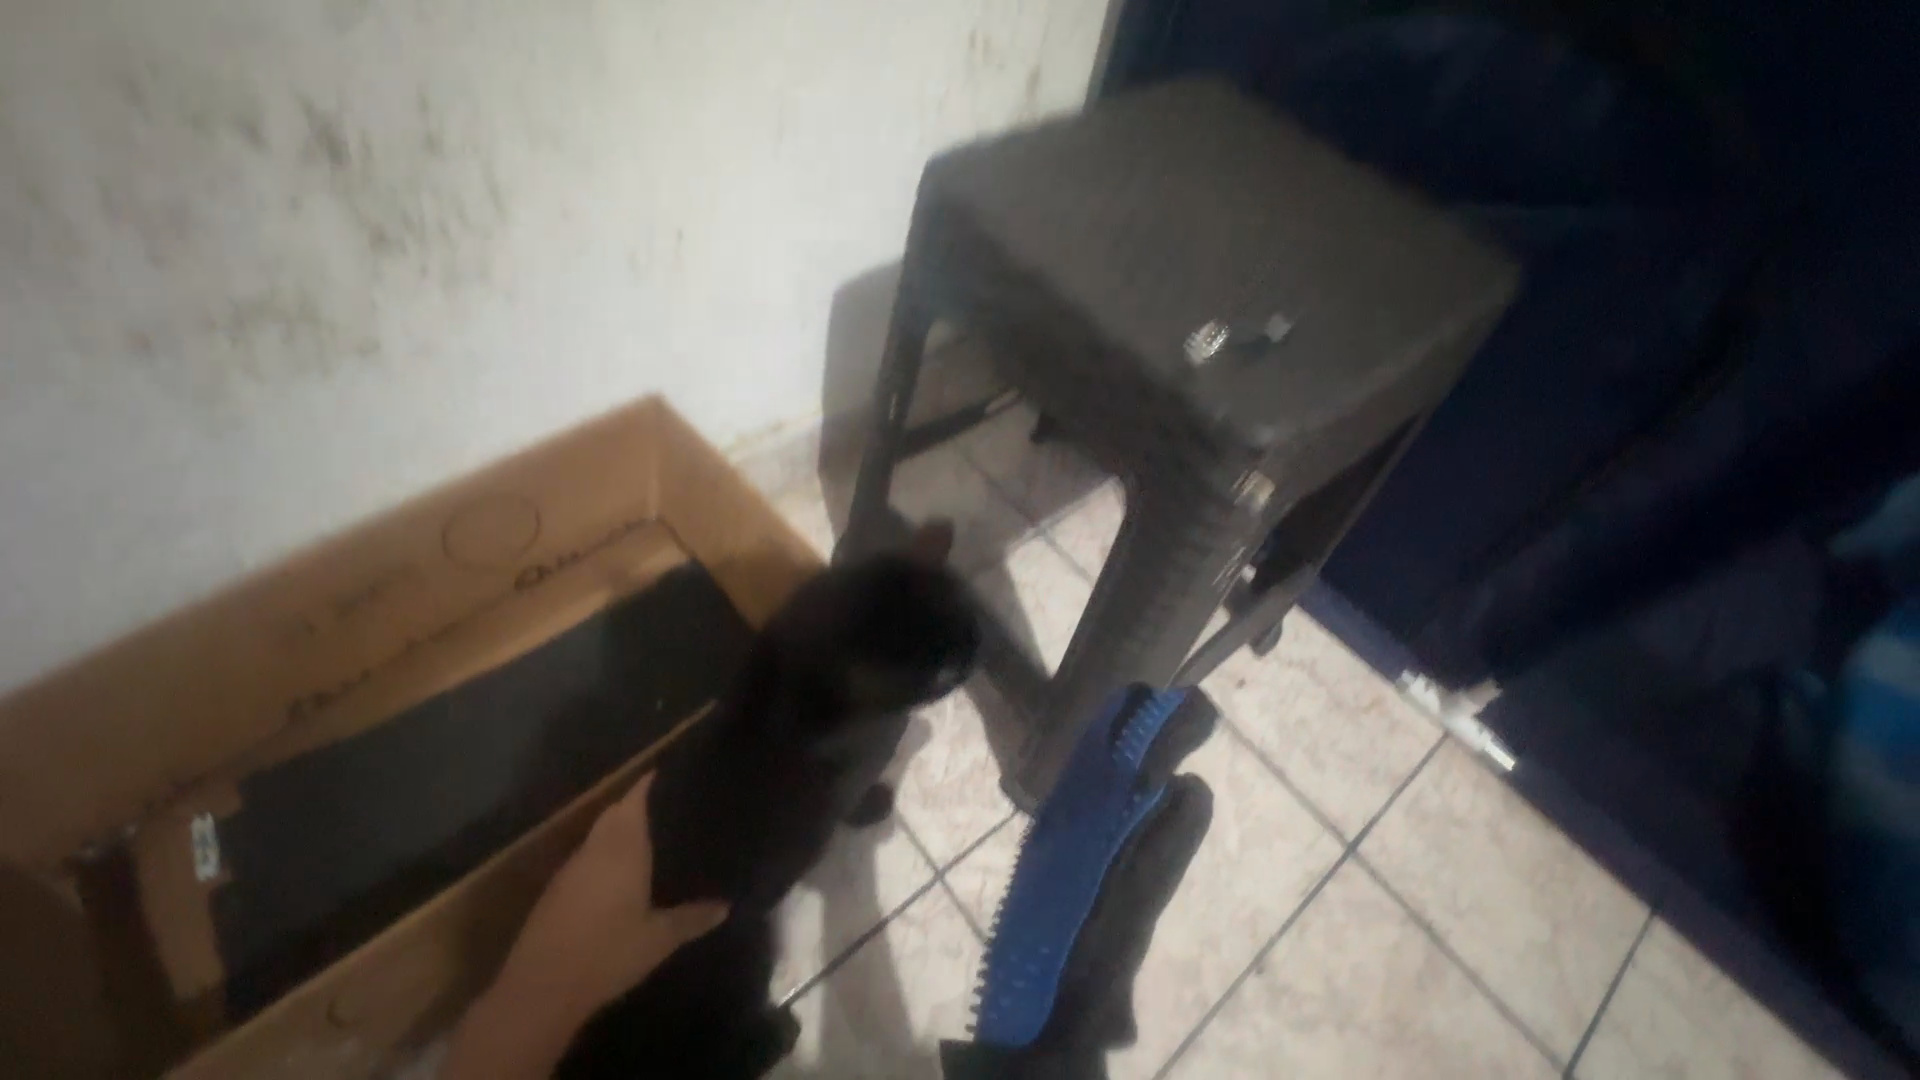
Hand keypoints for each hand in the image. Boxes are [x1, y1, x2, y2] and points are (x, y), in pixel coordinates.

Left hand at [497, 770, 729, 1017]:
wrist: (538, 992)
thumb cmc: (607, 954)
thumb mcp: (659, 939)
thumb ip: (692, 918)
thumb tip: (726, 905)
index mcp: (622, 848)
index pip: (634, 801)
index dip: (649, 784)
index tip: (668, 773)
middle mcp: (595, 850)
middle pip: (614, 814)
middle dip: (635, 805)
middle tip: (666, 806)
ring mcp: (570, 871)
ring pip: (597, 837)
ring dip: (617, 831)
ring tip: (648, 838)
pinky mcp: (554, 894)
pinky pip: (585, 861)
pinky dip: (602, 857)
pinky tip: (617, 877)